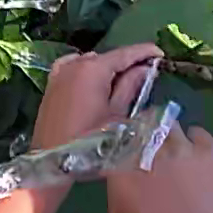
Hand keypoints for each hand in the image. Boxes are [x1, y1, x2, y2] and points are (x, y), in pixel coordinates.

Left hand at [31, 44, 162, 149]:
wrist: (52, 161)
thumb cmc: (89, 142)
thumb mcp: (117, 116)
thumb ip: (131, 88)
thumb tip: (144, 69)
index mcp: (93, 69)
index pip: (124, 54)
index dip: (144, 52)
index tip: (160, 52)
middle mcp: (75, 64)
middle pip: (107, 58)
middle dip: (127, 63)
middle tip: (147, 74)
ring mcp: (60, 72)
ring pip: (90, 62)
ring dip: (107, 69)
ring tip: (123, 83)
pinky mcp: (52, 83)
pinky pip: (73, 67)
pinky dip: (86, 70)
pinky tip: (95, 80)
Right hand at [106, 125, 212, 212]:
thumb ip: (120, 188)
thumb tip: (126, 176)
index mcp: (119, 170)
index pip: (111, 136)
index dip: (115, 139)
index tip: (118, 145)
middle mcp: (146, 151)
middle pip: (140, 124)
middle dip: (141, 132)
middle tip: (145, 148)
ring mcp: (179, 149)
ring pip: (167, 123)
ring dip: (166, 133)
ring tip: (171, 150)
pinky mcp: (209, 153)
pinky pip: (198, 134)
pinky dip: (195, 140)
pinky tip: (195, 156)